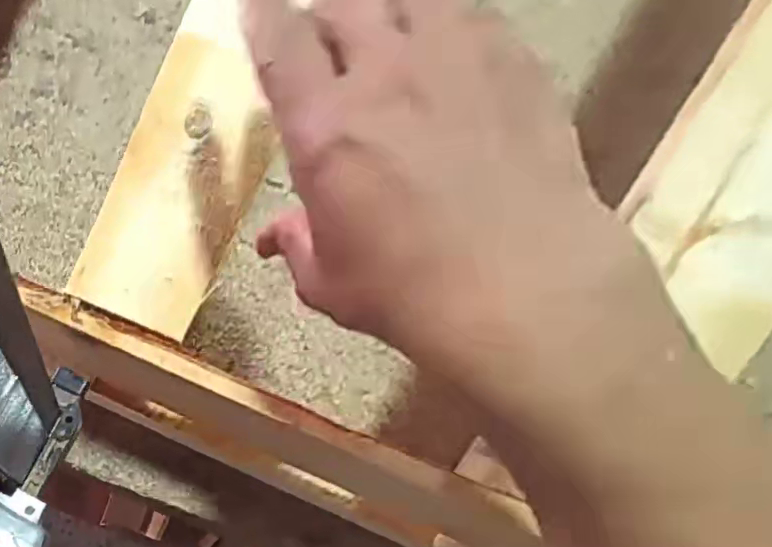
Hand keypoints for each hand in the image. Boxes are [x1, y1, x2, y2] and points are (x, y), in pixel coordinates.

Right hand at [244, 0, 669, 396]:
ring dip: (382, 12)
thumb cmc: (402, 292)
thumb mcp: (327, 281)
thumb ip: (297, 244)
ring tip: (383, 38)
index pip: (280, 47)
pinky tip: (442, 56)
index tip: (255, 10)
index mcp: (325, 131)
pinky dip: (441, 24)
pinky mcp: (512, 58)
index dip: (263, 21)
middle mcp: (384, 73)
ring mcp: (455, 54)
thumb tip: (275, 235)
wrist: (515, 284)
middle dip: (320, 17)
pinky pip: (467, 13)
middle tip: (319, 42)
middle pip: (341, 4)